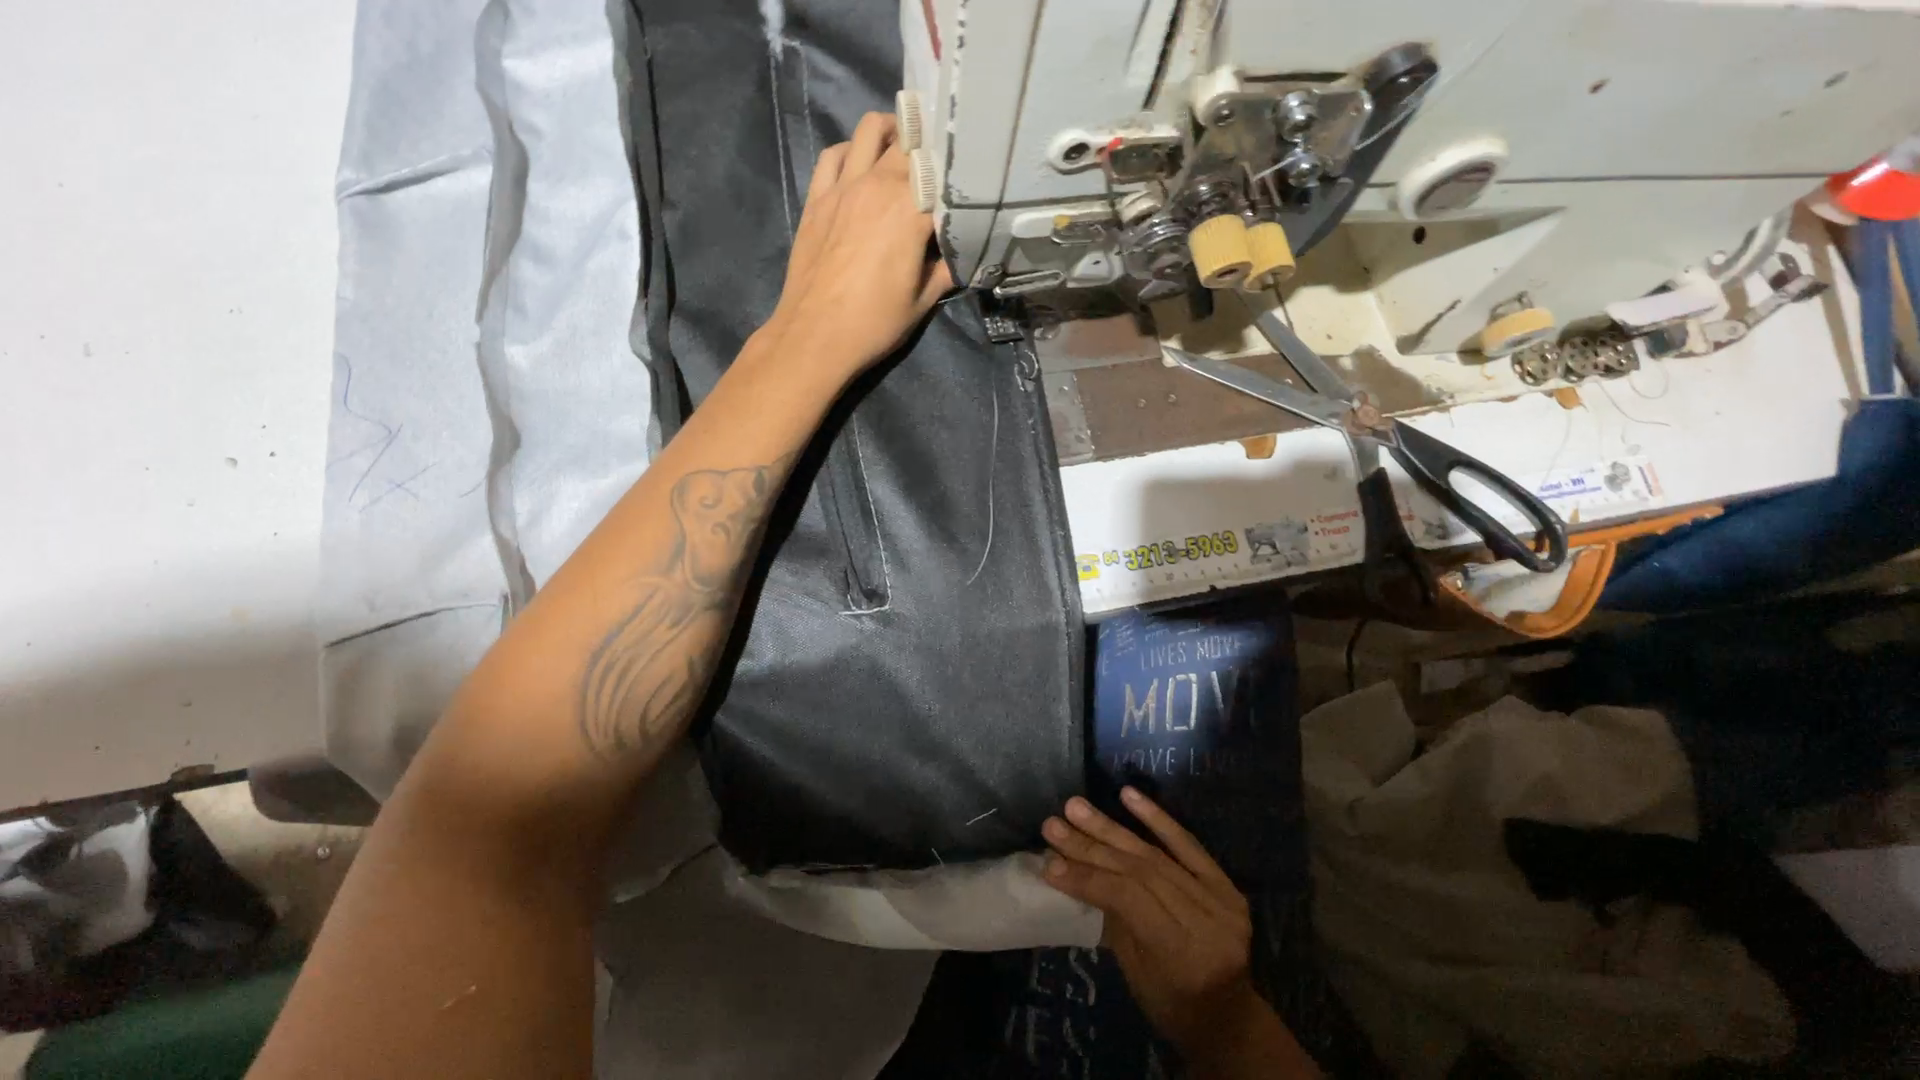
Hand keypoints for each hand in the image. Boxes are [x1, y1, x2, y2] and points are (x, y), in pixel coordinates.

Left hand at [768, 112, 952, 378]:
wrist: (814, 337)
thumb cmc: (873, 323)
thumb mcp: (923, 301)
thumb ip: (946, 269)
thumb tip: (964, 255)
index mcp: (910, 210)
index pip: (943, 171)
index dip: (961, 169)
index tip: (972, 177)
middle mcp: (877, 186)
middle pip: (911, 142)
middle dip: (930, 146)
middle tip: (942, 160)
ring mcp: (843, 187)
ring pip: (870, 131)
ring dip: (891, 132)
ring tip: (902, 147)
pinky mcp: (817, 198)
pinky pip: (833, 154)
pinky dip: (850, 151)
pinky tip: (859, 165)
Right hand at [1041, 788, 1259, 1053]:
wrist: (1229, 1019)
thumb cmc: (1172, 1006)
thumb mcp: (1135, 973)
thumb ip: (1113, 919)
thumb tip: (1069, 871)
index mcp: (1183, 953)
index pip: (1128, 899)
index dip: (1087, 877)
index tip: (1047, 862)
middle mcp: (1207, 922)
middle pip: (1141, 871)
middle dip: (1092, 846)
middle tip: (1054, 825)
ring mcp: (1222, 901)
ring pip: (1157, 855)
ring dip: (1111, 828)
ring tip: (1076, 807)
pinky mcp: (1227, 886)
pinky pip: (1190, 846)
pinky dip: (1157, 819)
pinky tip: (1128, 794)